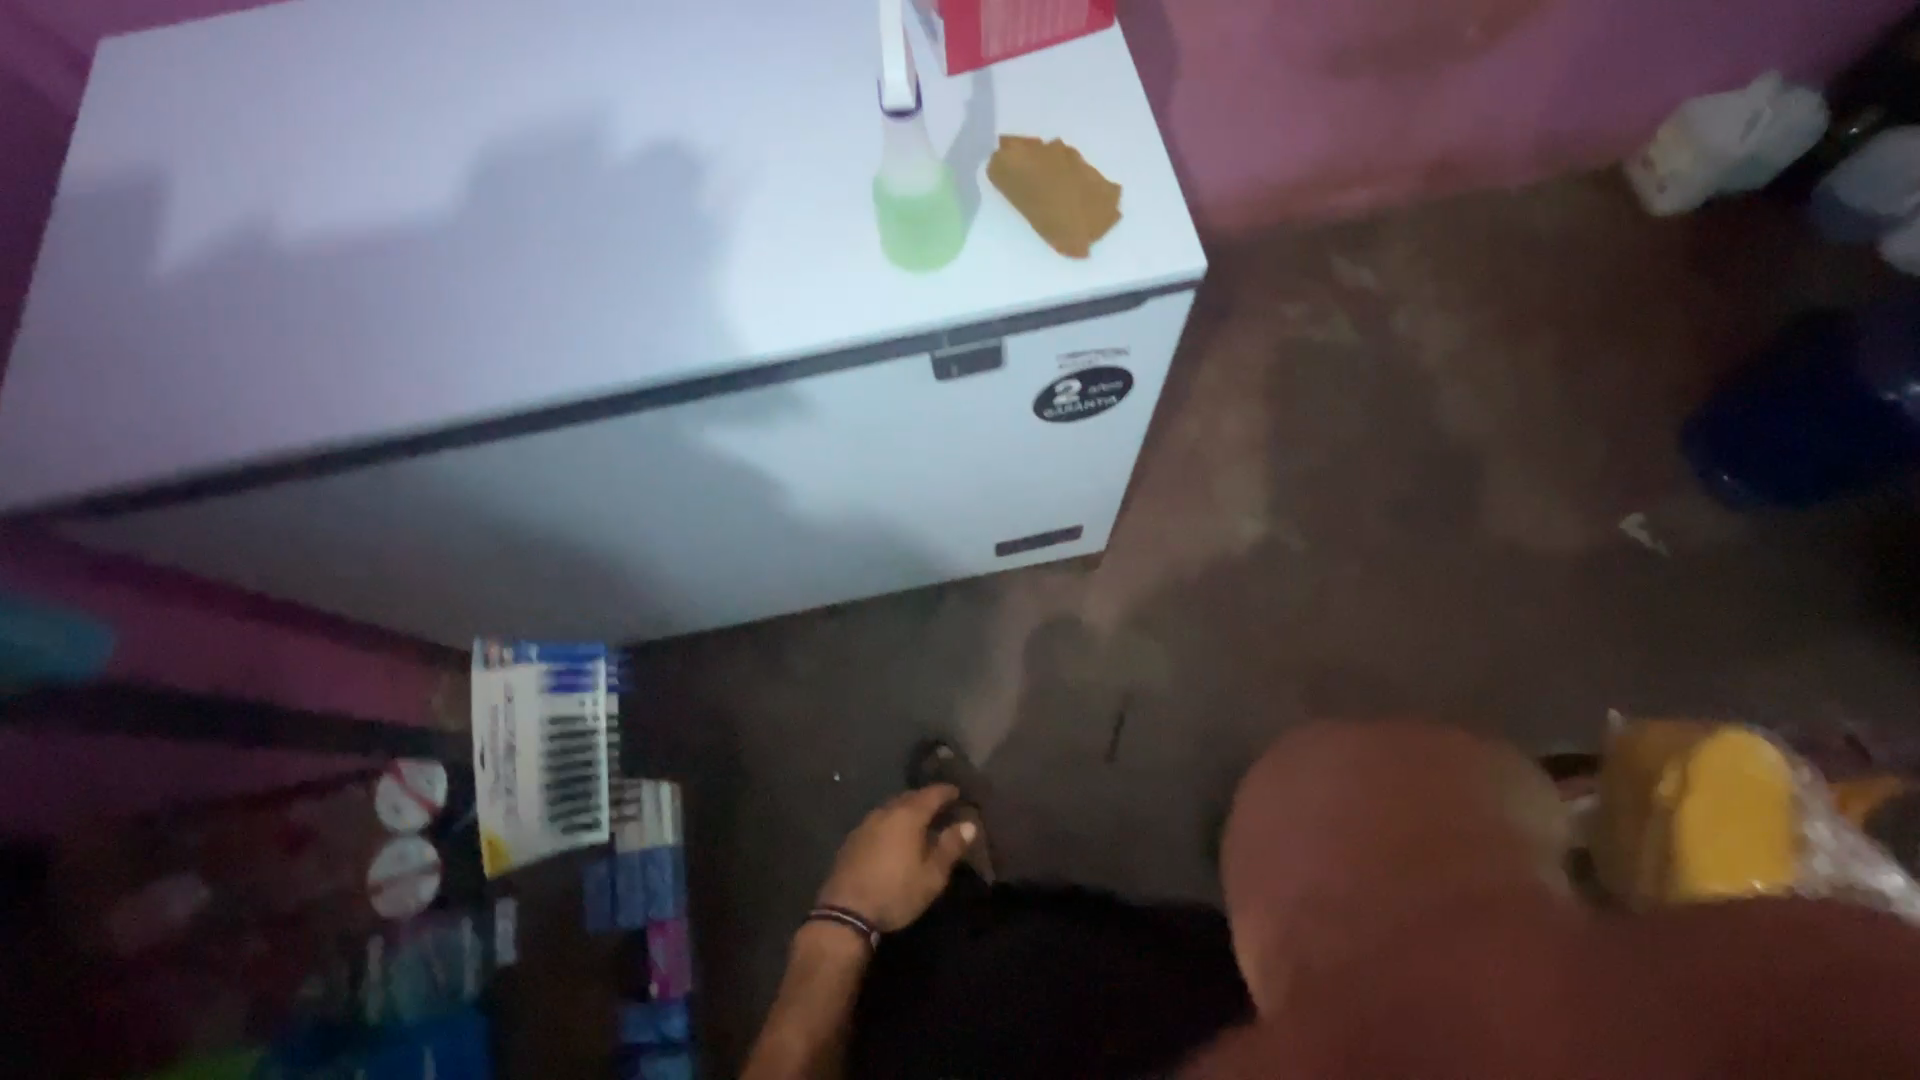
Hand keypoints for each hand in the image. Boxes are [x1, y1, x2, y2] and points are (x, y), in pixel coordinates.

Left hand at [816, 784, 976, 932]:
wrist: (846, 912)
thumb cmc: (896, 892)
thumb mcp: (932, 875)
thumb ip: (951, 847)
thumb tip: (969, 824)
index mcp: (907, 816)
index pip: (931, 794)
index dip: (946, 792)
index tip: (957, 792)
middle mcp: (885, 812)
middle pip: (909, 797)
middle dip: (926, 799)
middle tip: (941, 807)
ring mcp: (865, 824)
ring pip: (891, 808)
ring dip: (906, 810)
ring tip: (919, 822)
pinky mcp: (852, 839)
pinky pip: (878, 821)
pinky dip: (891, 823)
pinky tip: (894, 837)